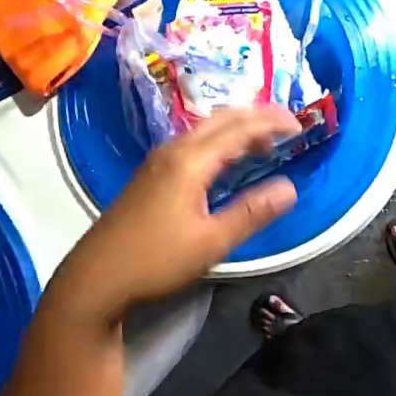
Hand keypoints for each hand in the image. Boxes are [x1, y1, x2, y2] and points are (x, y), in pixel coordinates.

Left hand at [46, 106, 300, 323]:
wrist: (95, 279)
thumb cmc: (155, 261)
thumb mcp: (211, 243)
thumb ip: (251, 213)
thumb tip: (291, 188)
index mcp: (190, 161)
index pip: (239, 128)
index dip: (271, 123)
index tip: (300, 126)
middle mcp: (173, 150)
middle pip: (221, 119)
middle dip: (256, 116)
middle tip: (287, 124)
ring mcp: (159, 160)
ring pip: (205, 129)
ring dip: (237, 128)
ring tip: (264, 141)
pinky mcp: (151, 173)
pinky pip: (194, 142)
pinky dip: (220, 140)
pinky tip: (227, 160)